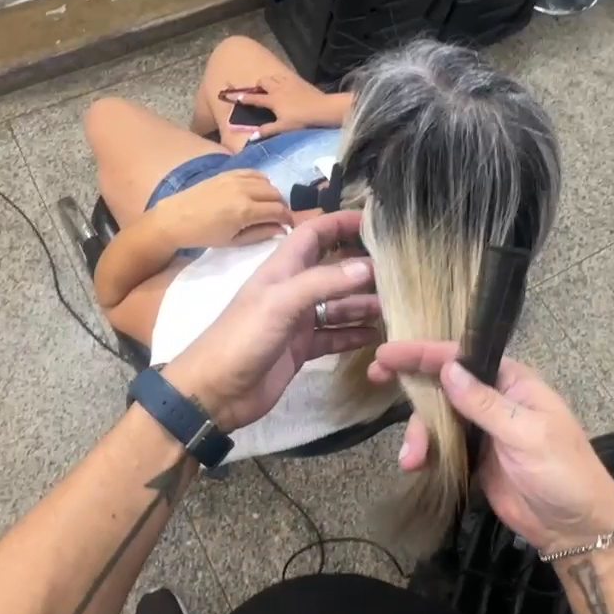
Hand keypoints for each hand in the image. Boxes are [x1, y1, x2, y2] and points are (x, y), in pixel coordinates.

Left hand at [149, 171, 291, 247]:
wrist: (176, 218)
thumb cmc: (204, 235)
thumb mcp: (234, 241)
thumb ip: (260, 233)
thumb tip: (281, 229)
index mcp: (245, 211)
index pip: (279, 211)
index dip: (288, 219)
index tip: (288, 226)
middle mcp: (244, 191)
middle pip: (276, 194)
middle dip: (281, 206)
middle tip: (278, 217)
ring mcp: (236, 179)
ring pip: (268, 182)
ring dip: (272, 194)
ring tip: (267, 205)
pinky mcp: (228, 172)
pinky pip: (255, 173)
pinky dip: (261, 181)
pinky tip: (257, 191)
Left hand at [162, 211, 380, 432]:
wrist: (214, 392)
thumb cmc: (242, 338)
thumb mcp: (280, 302)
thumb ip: (322, 282)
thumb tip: (367, 267)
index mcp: (282, 268)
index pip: (314, 233)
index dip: (341, 222)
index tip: (376, 221)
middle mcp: (292, 289)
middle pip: (333, 268)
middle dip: (362, 266)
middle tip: (399, 270)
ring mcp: (297, 320)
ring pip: (338, 304)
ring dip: (363, 303)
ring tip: (396, 306)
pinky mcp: (301, 348)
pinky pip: (334, 335)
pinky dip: (354, 334)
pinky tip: (378, 336)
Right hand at [224, 73, 334, 140]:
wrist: (320, 108)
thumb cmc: (301, 119)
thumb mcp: (283, 127)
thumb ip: (267, 130)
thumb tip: (252, 137)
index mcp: (272, 100)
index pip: (254, 98)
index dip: (244, 98)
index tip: (236, 97)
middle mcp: (277, 88)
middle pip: (262, 81)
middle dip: (258, 85)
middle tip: (260, 92)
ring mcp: (288, 82)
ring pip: (273, 76)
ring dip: (269, 80)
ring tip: (272, 87)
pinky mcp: (298, 80)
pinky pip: (285, 75)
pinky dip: (281, 78)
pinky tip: (285, 85)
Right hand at [369, 343, 613, 555]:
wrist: (577, 529)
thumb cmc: (563, 472)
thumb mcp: (527, 434)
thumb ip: (484, 403)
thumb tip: (447, 369)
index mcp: (510, 380)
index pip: (460, 356)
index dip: (422, 352)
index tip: (387, 353)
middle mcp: (491, 397)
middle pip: (440, 380)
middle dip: (409, 381)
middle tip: (375, 377)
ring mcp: (479, 427)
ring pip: (434, 416)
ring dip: (417, 433)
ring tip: (410, 459)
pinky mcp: (472, 456)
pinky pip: (438, 444)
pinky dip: (423, 451)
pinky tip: (415, 465)